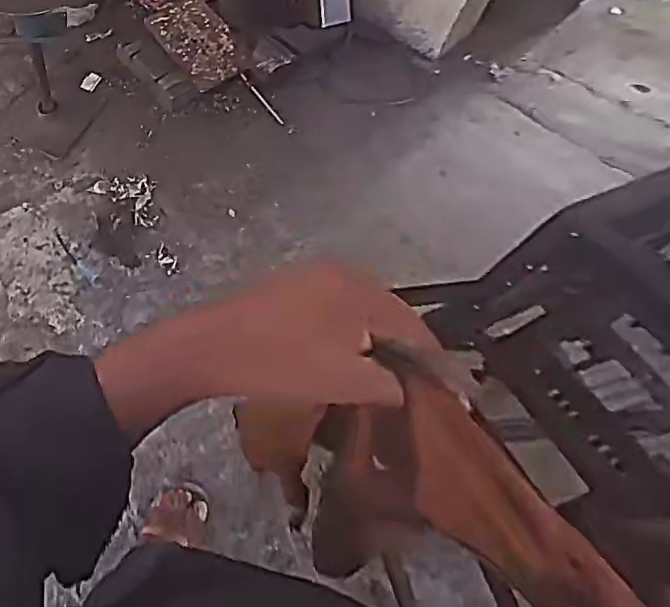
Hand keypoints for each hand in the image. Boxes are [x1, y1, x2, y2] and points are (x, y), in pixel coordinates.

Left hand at [95, 263, 439, 439]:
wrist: (210, 345)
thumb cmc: (279, 362)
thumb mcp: (346, 380)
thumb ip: (389, 383)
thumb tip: (406, 387)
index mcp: (356, 288)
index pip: (414, 326)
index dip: (438, 364)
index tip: (459, 397)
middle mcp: (336, 272)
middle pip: (390, 314)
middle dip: (409, 351)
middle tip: (428, 390)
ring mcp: (308, 277)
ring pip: (361, 312)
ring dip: (379, 343)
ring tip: (393, 380)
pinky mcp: (289, 289)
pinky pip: (336, 311)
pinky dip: (351, 334)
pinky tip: (351, 359)